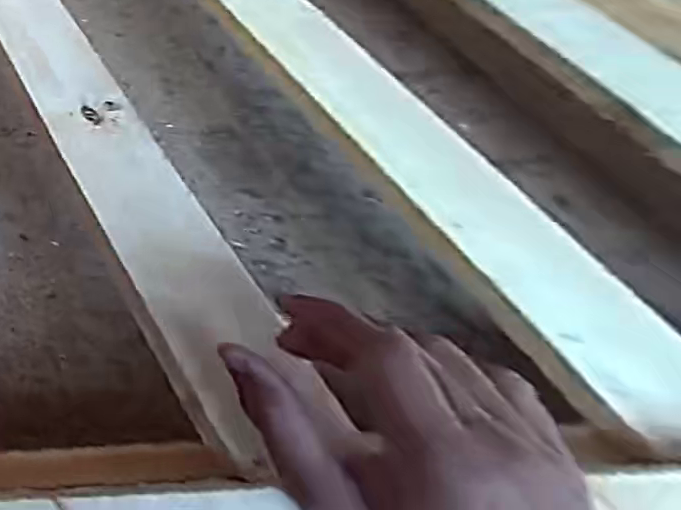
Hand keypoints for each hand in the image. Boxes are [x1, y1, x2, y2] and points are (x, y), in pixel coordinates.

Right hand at [220, 295, 588, 509]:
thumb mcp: (330, 503)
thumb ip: (280, 425)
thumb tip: (234, 356)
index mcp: (442, 454)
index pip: (380, 347)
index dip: (327, 318)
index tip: (289, 312)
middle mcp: (502, 446)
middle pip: (414, 348)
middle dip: (347, 333)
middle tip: (303, 343)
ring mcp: (544, 460)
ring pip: (459, 361)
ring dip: (395, 349)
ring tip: (355, 363)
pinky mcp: (566, 472)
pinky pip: (510, 391)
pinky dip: (455, 370)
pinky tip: (425, 385)